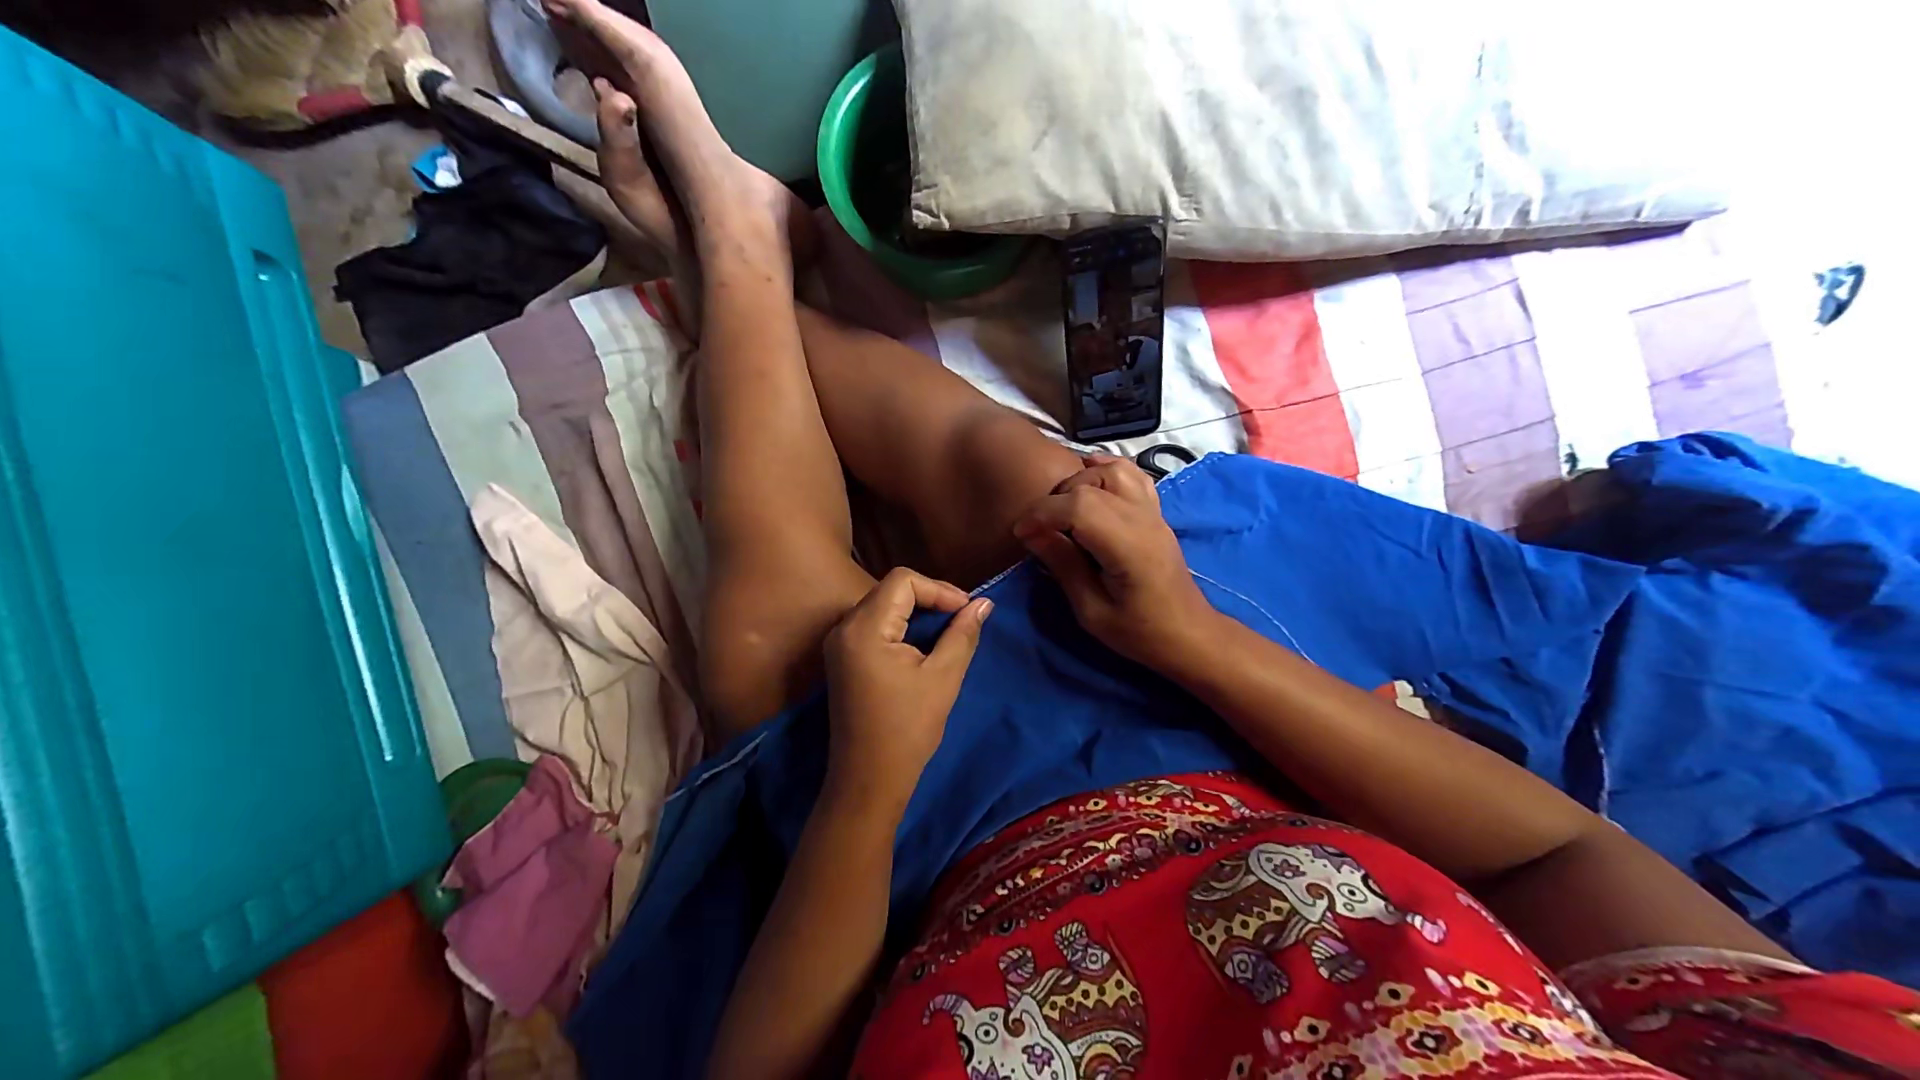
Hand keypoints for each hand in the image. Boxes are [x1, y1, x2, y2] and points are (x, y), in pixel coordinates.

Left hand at [823, 568, 992, 814]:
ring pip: (882, 604)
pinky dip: (901, 625)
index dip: (939, 589)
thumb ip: (962, 634)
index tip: (967, 611)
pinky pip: (873, 624)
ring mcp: (838, 643)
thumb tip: (984, 603)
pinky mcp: (842, 657)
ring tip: (948, 628)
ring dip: (916, 610)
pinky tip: (923, 642)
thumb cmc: (908, 729)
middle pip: (890, 589)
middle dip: (930, 597)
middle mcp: (844, 627)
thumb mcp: (943, 677)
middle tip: (962, 617)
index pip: (903, 581)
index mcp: (864, 628)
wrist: (868, 779)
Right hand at [1012, 454, 1218, 672]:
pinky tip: (1089, 491)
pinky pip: (1132, 476)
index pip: (1079, 506)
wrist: (1189, 635)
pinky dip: (1105, 474)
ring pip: (1114, 469)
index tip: (1021, 533)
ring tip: (1064, 508)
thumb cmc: (1140, 632)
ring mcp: (1153, 512)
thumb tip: (1031, 533)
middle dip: (1056, 498)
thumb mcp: (1091, 611)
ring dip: (1081, 480)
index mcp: (1128, 546)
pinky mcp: (1156, 513)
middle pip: (1092, 482)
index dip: (1042, 513)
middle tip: (1041, 528)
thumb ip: (1063, 566)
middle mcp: (1143, 519)